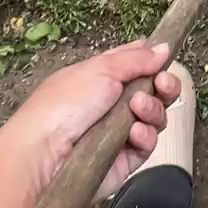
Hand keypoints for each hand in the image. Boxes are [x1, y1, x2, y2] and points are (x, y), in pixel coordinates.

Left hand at [0, 39, 182, 199]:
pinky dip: (145, 135)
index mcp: (103, 76)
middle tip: (162, 84)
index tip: (166, 57)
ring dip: (153, 108)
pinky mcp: (125, 159)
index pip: (136, 63)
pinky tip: (134, 132)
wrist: (42, 157)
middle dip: (165, 84)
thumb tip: (164, 47)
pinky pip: (148, 144)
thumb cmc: (65, 104)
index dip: (153, 59)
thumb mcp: (100, 69)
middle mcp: (114, 102)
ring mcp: (120, 131)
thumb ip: (137, 59)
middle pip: (155, 90)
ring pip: (156, 116)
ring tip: (138, 108)